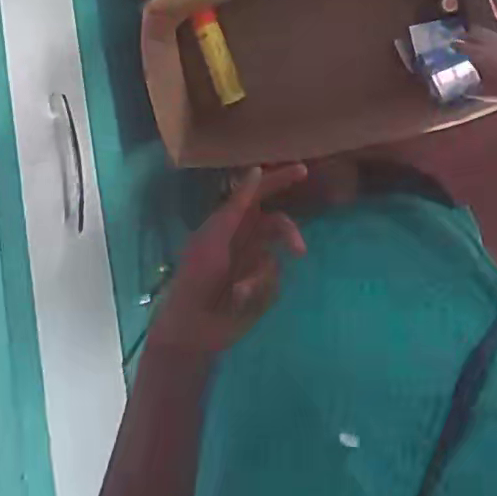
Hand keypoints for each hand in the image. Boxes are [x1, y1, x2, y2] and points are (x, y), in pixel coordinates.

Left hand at [147, 164, 308, 358]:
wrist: (193, 325)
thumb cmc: (197, 275)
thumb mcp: (216, 235)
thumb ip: (238, 204)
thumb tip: (257, 171)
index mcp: (231, 219)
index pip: (259, 192)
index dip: (279, 179)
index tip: (303, 170)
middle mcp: (246, 236)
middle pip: (277, 222)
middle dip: (287, 235)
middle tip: (298, 249)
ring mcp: (254, 261)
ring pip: (276, 256)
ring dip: (261, 276)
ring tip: (241, 293)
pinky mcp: (261, 287)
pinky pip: (274, 280)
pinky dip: (259, 290)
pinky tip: (239, 302)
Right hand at [454, 26, 496, 109]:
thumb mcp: (485, 94)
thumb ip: (470, 90)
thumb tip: (460, 90)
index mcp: (479, 55)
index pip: (461, 46)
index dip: (453, 46)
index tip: (448, 46)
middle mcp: (489, 45)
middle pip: (473, 34)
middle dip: (464, 35)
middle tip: (458, 39)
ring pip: (485, 33)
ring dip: (477, 34)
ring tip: (473, 38)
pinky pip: (496, 36)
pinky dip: (489, 38)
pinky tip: (490, 43)